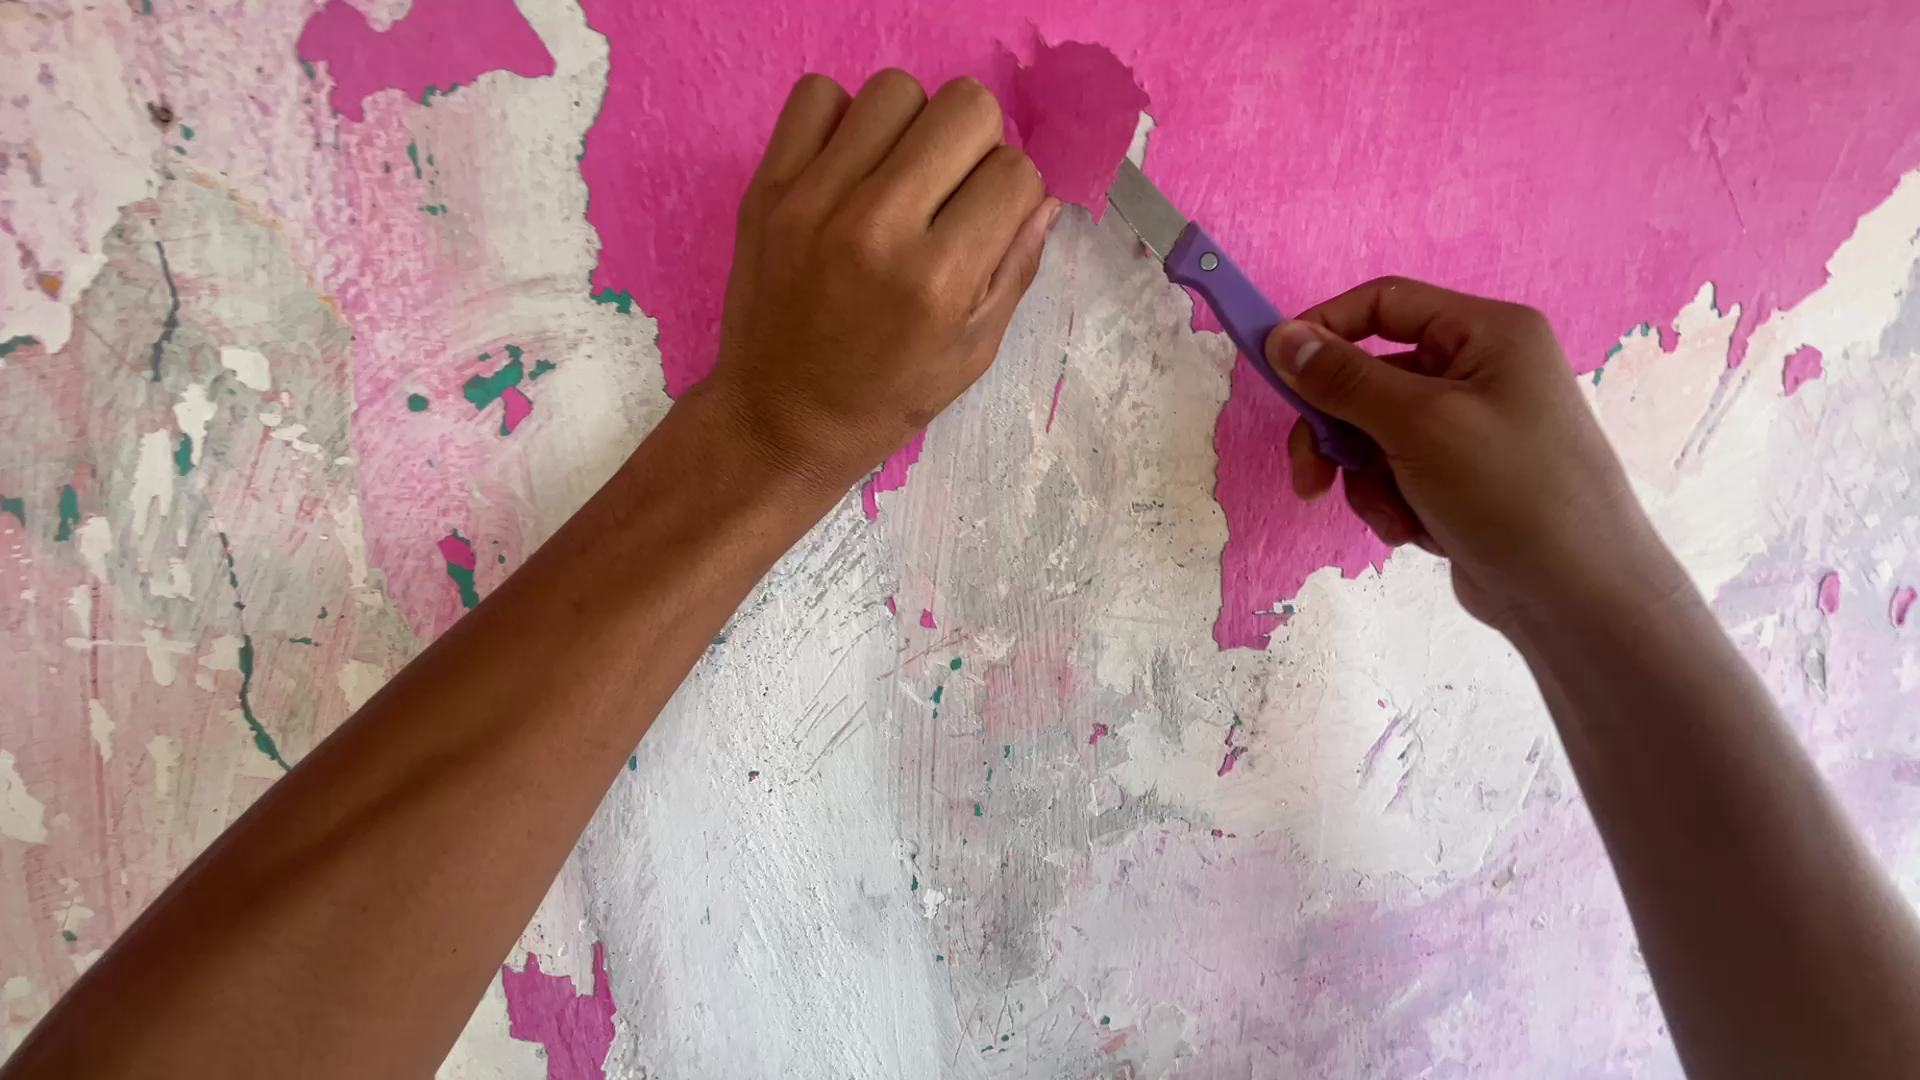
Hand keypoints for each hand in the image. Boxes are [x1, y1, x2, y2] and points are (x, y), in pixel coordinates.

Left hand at [701, 71, 1058, 494]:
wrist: (783, 420)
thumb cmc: (886, 401)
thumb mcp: (971, 356)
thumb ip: (1014, 271)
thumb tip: (1044, 199)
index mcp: (939, 280)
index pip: (1015, 173)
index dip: (1015, 195)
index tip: (990, 223)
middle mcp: (880, 226)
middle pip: (966, 108)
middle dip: (977, 147)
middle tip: (952, 195)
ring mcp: (815, 199)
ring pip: (896, 90)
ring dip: (914, 129)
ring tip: (900, 181)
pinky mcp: (768, 188)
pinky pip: (818, 95)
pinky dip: (844, 122)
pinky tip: (849, 170)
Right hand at [1265, 276, 1687, 629]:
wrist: (1574, 595)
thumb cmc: (1507, 491)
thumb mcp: (1416, 425)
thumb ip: (1344, 379)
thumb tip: (1281, 337)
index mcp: (1484, 334)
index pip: (1383, 304)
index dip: (1324, 329)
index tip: (1275, 370)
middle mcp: (1475, 370)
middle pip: (1365, 377)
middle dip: (1334, 432)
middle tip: (1310, 477)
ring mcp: (1464, 425)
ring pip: (1369, 433)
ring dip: (1364, 479)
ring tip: (1391, 515)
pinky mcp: (1453, 473)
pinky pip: (1389, 471)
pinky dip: (1388, 501)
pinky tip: (1415, 529)